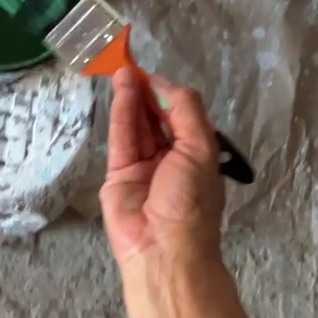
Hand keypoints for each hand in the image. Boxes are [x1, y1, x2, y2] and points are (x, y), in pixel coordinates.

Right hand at [100, 67, 225, 271]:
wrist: (164, 250)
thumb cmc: (192, 201)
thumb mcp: (200, 150)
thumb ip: (186, 112)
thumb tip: (165, 84)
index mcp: (195, 156)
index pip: (180, 117)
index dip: (168, 95)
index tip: (154, 75)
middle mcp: (169, 159)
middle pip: (155, 118)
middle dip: (147, 93)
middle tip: (132, 66)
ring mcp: (142, 167)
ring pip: (136, 125)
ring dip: (131, 98)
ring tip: (123, 71)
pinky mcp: (117, 174)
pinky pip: (120, 139)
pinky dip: (120, 113)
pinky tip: (120, 91)